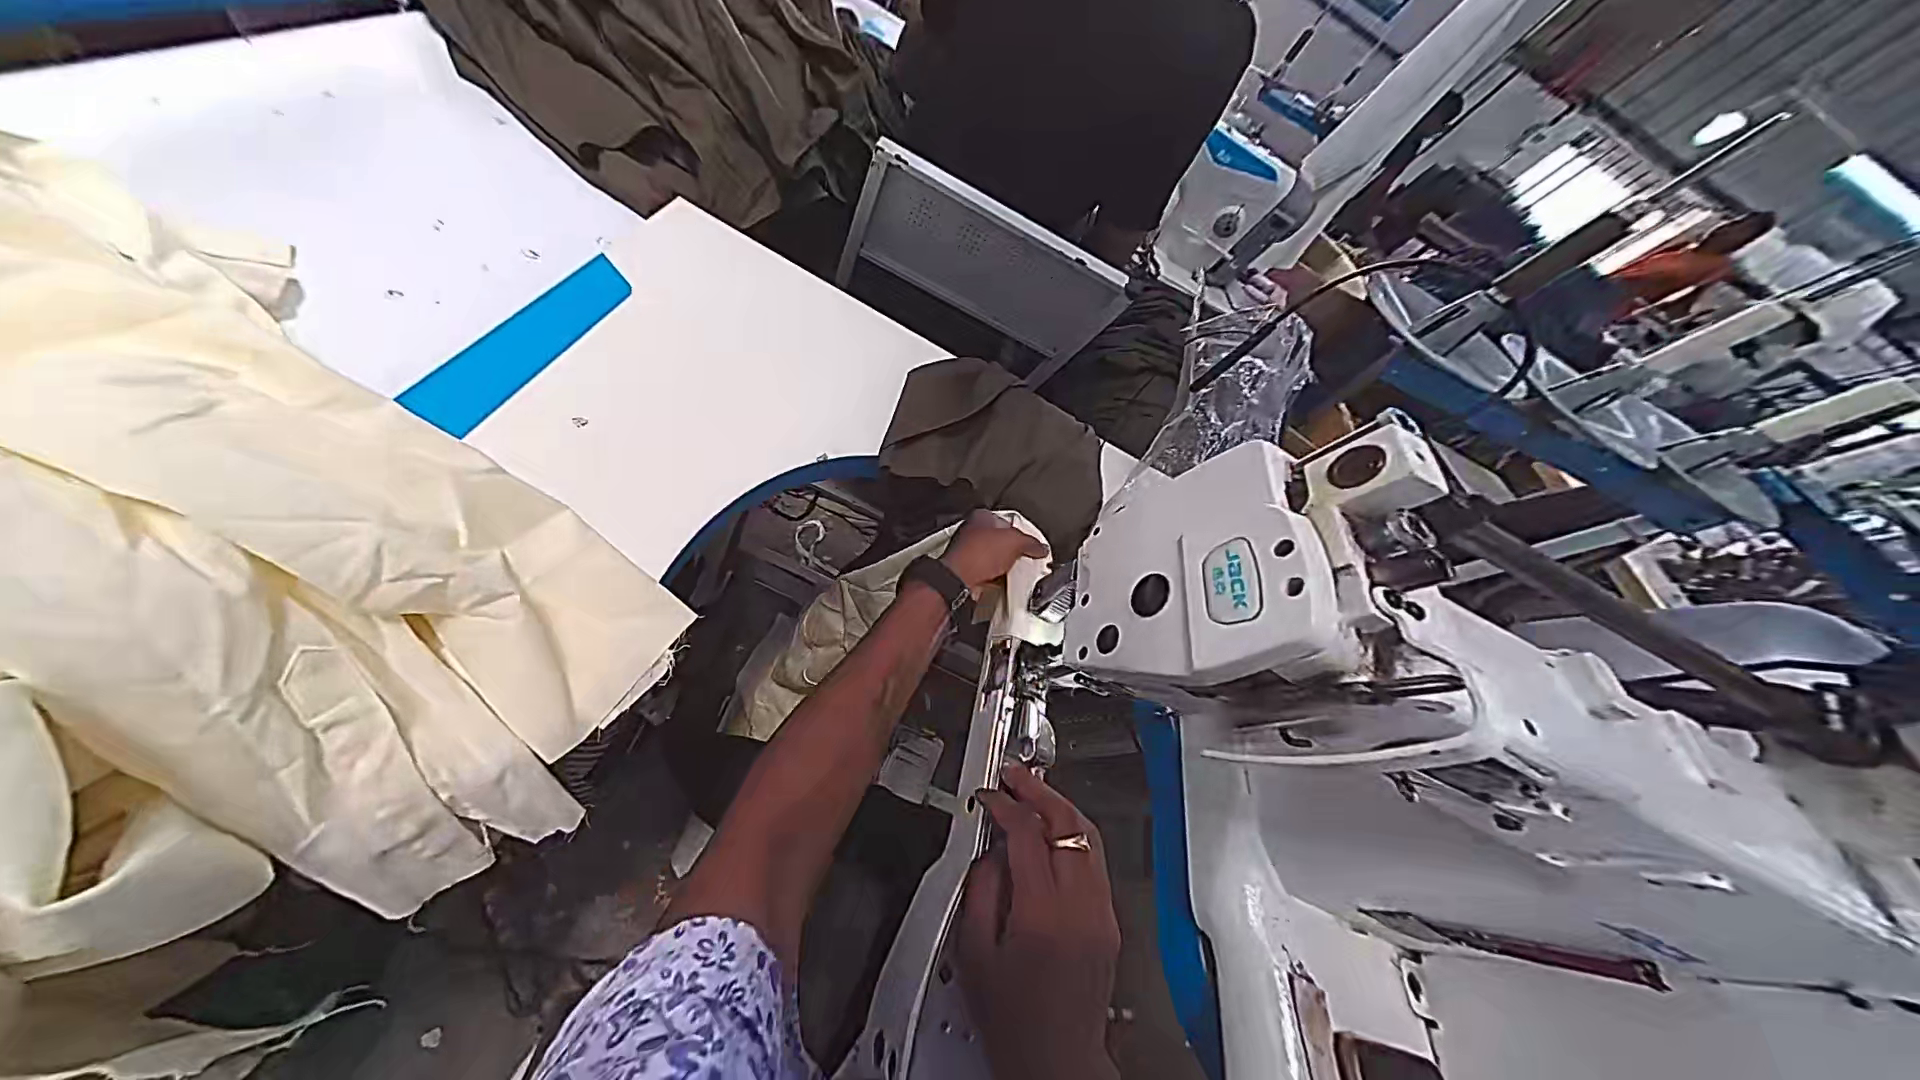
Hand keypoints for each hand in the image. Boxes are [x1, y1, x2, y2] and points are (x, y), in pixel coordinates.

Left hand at [940, 511, 1048, 598]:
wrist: (960, 579)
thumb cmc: (977, 553)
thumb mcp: (1015, 542)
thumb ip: (1031, 543)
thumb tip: (1040, 547)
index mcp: (982, 517)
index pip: (1008, 521)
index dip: (1023, 532)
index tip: (1032, 542)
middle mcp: (972, 532)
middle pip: (1001, 542)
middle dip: (1013, 551)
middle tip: (1024, 557)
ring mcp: (968, 553)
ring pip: (995, 559)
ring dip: (1004, 567)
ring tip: (1011, 570)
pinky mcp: (968, 572)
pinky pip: (988, 575)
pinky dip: (996, 579)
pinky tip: (1001, 581)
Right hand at [958, 765, 1121, 1079]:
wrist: (1057, 1061)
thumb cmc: (1014, 1021)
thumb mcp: (974, 953)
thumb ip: (980, 889)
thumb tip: (990, 849)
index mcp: (1043, 915)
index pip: (1028, 834)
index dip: (1005, 805)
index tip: (989, 797)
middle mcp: (1080, 907)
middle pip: (1068, 822)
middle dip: (1038, 789)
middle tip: (1014, 775)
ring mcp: (1101, 911)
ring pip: (1088, 834)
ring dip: (1058, 805)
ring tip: (1032, 792)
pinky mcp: (1109, 919)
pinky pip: (1094, 858)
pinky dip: (1071, 832)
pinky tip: (1051, 829)